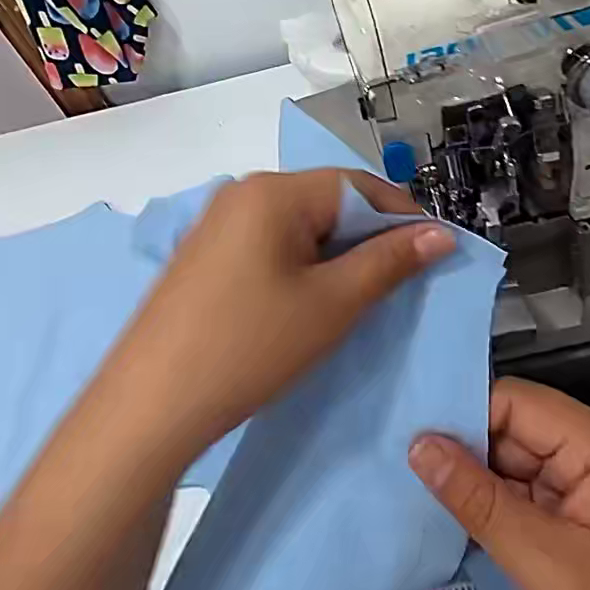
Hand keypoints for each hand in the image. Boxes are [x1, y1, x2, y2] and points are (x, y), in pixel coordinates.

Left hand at [114, 169, 455, 450]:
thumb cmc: (248, 346)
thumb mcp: (331, 304)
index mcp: (273, 190)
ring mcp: (218, 222)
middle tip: (396, 283)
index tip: (432, 253)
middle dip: (367, 238)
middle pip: (327, 201)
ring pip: (299, 225)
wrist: (151, 404)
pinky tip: (305, 303)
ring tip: (354, 299)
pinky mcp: (205, 253)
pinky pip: (269, 243)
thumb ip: (389, 261)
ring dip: (335, 255)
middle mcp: (242, 192)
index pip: (357, 185)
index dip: (401, 216)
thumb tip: (438, 234)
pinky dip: (299, 265)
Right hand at [409, 379, 589, 589]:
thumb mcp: (552, 569)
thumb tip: (420, 446)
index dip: (465, 415)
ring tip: (423, 493)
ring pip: (514, 464)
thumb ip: (481, 502)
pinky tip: (459, 518)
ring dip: (476, 483)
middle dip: (465, 451)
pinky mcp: (582, 520)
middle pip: (512, 429)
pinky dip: (495, 508)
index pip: (516, 402)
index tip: (414, 439)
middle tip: (409, 470)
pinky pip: (526, 496)